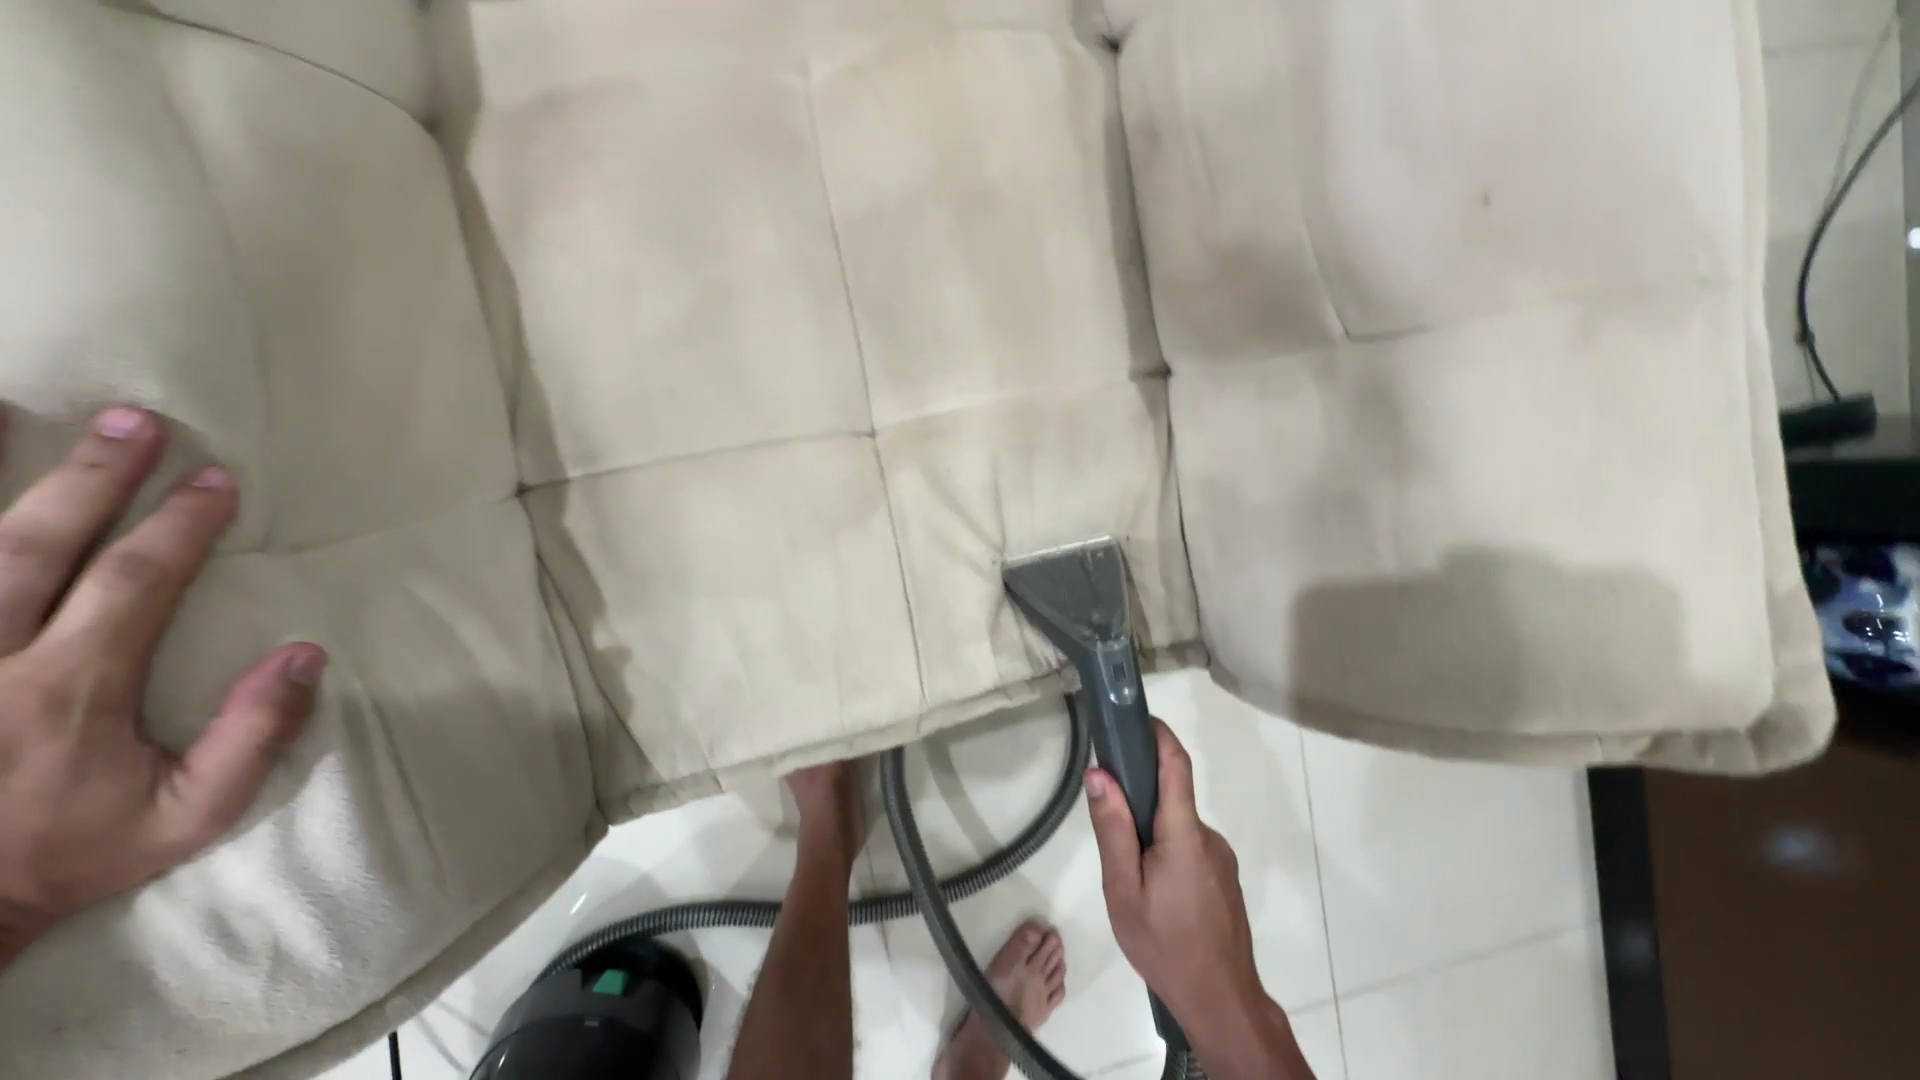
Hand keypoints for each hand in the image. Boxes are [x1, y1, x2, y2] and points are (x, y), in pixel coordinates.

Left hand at [0, 407, 324, 964]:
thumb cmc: (69, 851)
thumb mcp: (191, 814)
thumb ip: (254, 737)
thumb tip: (307, 652)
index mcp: (67, 690)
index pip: (132, 581)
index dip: (178, 525)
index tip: (215, 481)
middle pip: (38, 542)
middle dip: (93, 475)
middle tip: (136, 420)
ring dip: (14, 481)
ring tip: (38, 420)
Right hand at [1083, 719, 1261, 1022]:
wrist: (1221, 1001)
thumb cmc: (1166, 946)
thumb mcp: (1124, 891)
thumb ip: (1112, 830)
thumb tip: (1099, 774)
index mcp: (1184, 834)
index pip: (1176, 765)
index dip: (1158, 734)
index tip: (1133, 716)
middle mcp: (1207, 837)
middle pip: (1170, 797)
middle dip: (1137, 798)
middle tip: (1105, 827)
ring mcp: (1220, 858)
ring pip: (1176, 827)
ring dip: (1150, 834)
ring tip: (1128, 878)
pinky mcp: (1223, 877)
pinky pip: (1188, 848)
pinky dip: (1165, 853)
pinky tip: (1152, 893)